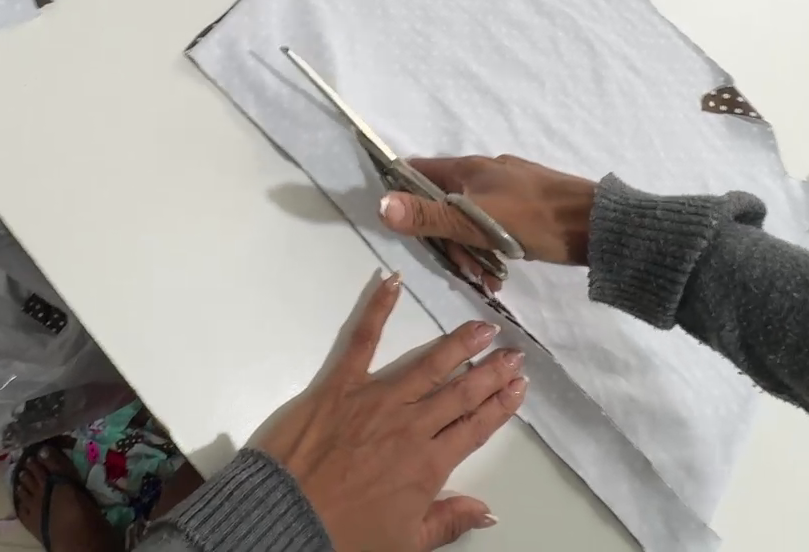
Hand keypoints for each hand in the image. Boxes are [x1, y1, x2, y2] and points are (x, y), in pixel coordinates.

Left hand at [250, 272, 527, 549]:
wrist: (288, 518)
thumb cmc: (345, 536)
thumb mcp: (404, 544)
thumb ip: (448, 522)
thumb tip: (489, 510)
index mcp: (427, 465)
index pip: (474, 428)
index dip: (500, 406)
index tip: (520, 385)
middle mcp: (409, 425)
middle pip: (459, 393)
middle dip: (491, 371)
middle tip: (514, 351)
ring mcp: (375, 397)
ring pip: (427, 365)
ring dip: (457, 344)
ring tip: (482, 325)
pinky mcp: (341, 381)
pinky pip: (363, 338)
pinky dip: (379, 307)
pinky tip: (393, 282)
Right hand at [381, 156, 597, 291]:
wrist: (600, 226)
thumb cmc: (536, 219)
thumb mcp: (476, 222)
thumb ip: (429, 216)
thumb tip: (381, 205)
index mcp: (467, 168)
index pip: (417, 172)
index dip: (404, 195)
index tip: (406, 229)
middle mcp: (484, 171)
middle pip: (444, 201)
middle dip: (447, 238)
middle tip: (464, 268)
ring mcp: (508, 186)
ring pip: (470, 217)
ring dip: (471, 248)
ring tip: (488, 278)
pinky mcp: (529, 203)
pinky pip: (494, 224)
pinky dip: (492, 248)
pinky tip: (503, 272)